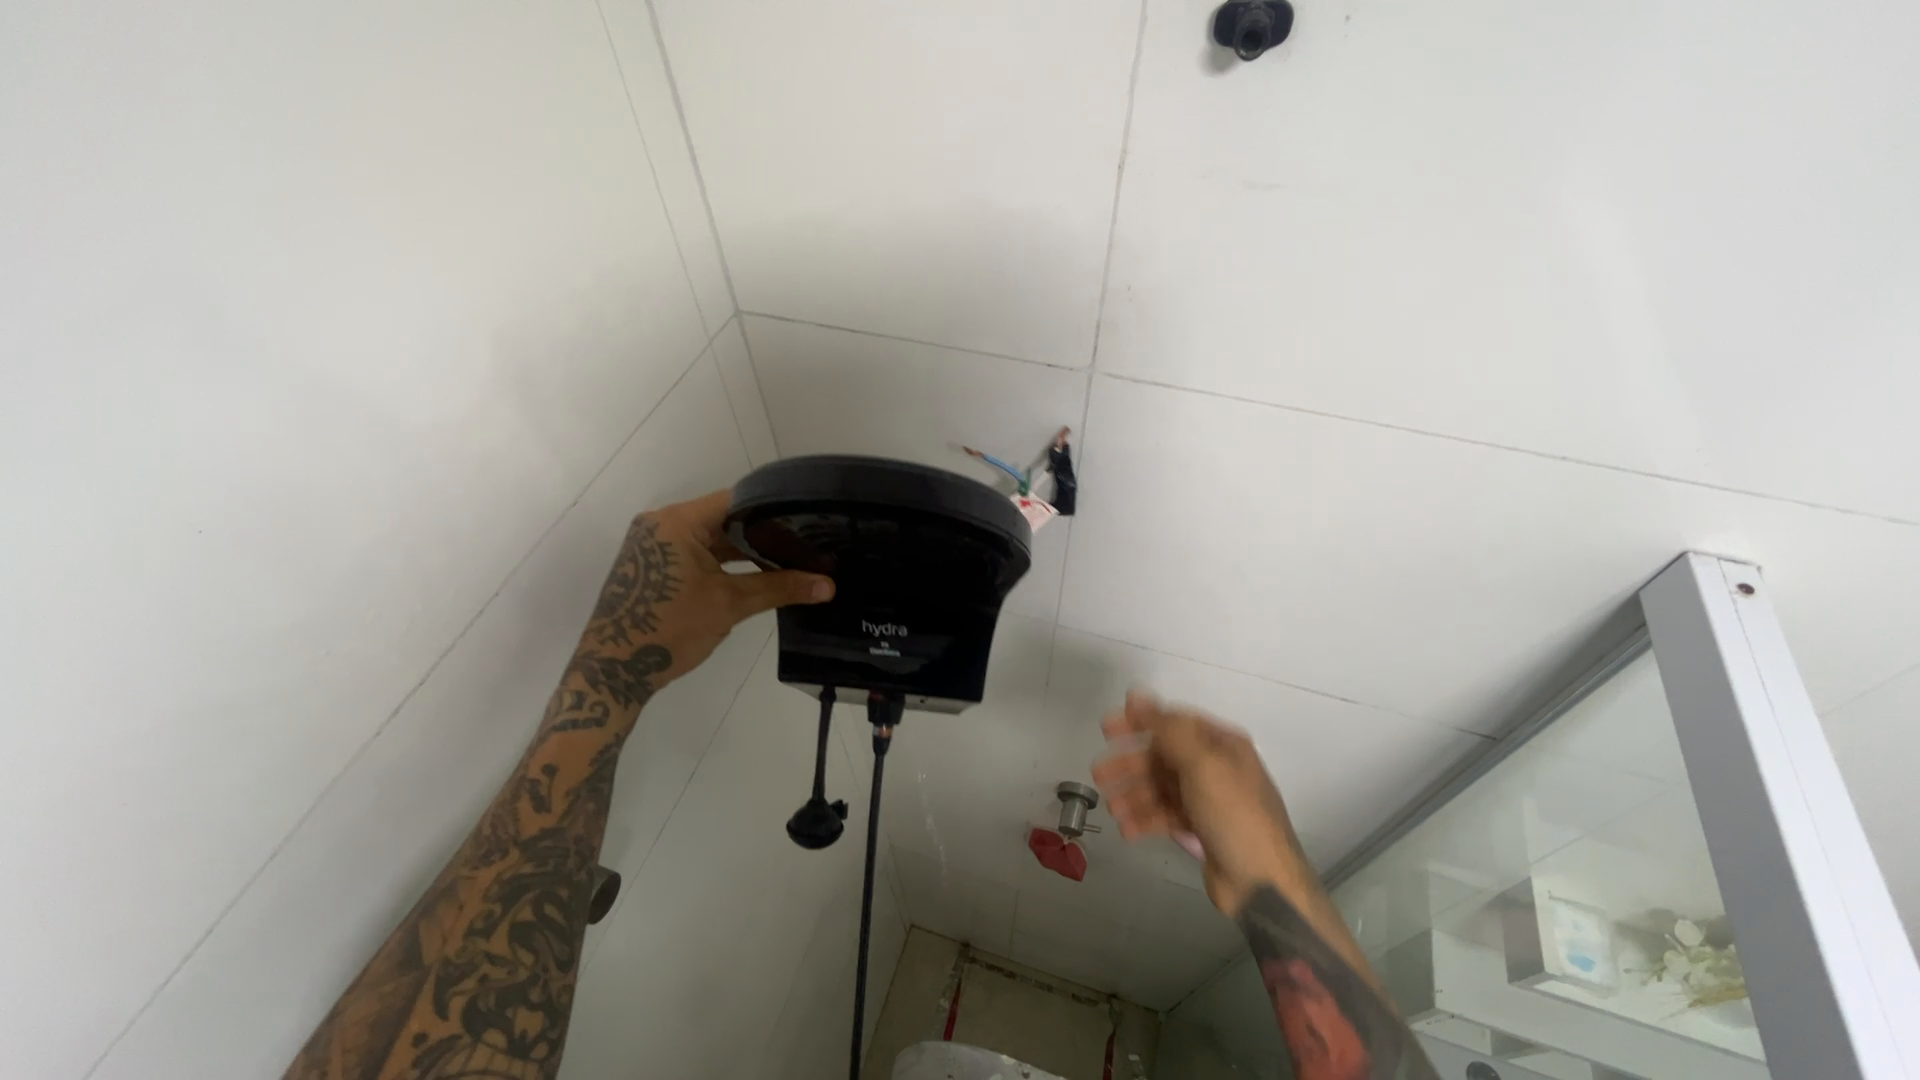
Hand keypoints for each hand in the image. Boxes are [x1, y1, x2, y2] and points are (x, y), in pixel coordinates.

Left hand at [581, 490, 833, 689]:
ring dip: (745, 552)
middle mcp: (662, 525)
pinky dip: (725, 564)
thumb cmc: (669, 627)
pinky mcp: (654, 568)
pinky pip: (698, 555)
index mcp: (677, 521)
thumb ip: (780, 588)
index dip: (775, 509)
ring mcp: (656, 547)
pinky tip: (758, 575)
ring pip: (712, 539)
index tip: (807, 521)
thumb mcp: (729, 604)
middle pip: (724, 519)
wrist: (614, 670)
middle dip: (764, 534)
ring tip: (790, 560)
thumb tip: (829, 586)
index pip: (737, 500)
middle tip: (806, 544)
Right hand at [1092, 690, 1306, 914]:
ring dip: (1134, 795)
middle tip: (1098, 774)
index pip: (1173, 722)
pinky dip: (1145, 819)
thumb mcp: (1202, 764)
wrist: (1263, 881)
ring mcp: (1207, 799)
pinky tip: (1127, 828)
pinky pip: (1165, 815)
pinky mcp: (1200, 828)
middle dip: (1130, 765)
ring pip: (1161, 787)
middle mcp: (1215, 766)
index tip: (1107, 730)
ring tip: (1111, 808)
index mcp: (1221, 744)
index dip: (1139, 723)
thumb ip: (1167, 728)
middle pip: (1163, 756)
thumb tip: (1137, 695)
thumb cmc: (1234, 814)